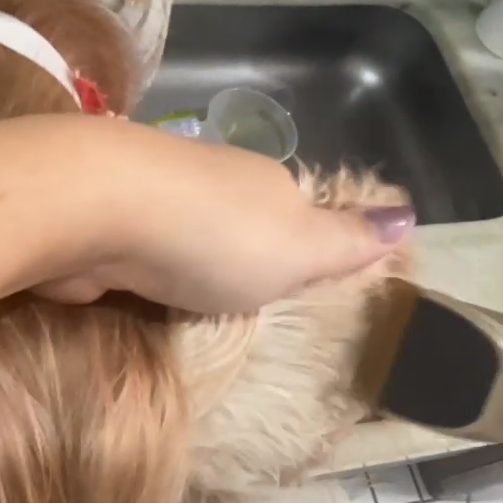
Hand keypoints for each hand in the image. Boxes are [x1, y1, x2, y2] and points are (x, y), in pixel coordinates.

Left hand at [34, 121, 413, 312]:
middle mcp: (206, 185)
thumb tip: (408, 215)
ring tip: (194, 318)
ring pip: (179, 244)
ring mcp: (146, 204)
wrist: (93, 209)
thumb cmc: (212, 235)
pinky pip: (132, 262)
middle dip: (237, 265)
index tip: (301, 290)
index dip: (302, 249)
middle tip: (247, 317)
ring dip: (184, 273)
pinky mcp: (98, 230)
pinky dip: (139, 281)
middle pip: (233, 227)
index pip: (295, 213)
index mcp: (262, 185)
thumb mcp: (299, 247)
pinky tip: (140, 303)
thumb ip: (347, 240)